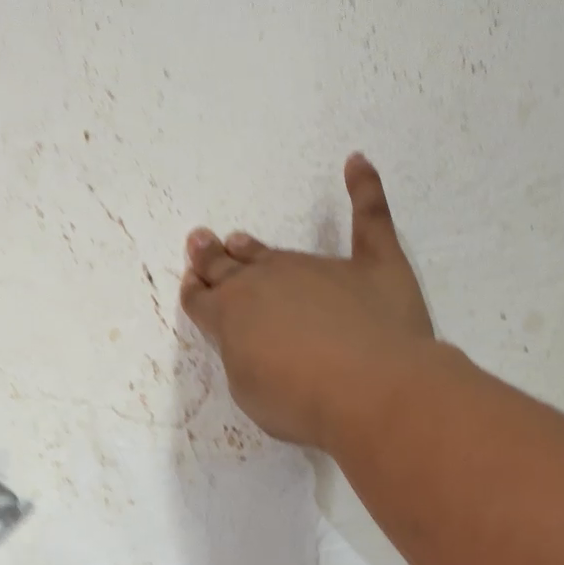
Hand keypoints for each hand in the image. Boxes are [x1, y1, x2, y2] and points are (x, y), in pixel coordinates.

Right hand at [179, 154, 435, 447]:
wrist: (369, 389)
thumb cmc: (300, 402)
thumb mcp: (249, 392)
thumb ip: (243, 359)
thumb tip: (253, 340)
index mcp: (231, 317)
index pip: (203, 299)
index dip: (195, 291)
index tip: (191, 280)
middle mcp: (267, 282)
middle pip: (231, 268)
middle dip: (212, 258)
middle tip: (200, 242)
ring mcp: (319, 269)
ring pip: (276, 251)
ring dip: (254, 247)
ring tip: (239, 238)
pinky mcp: (372, 264)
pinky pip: (369, 216)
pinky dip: (365, 187)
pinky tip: (358, 163)